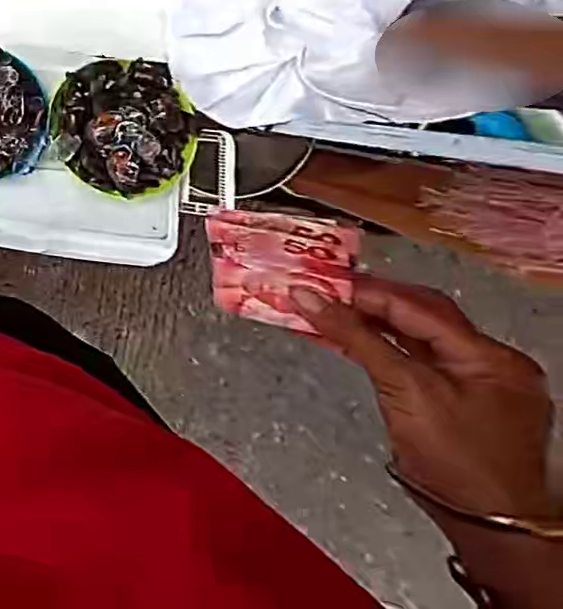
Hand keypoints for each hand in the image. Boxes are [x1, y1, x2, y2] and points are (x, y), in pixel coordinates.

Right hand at [294, 278, 555, 517]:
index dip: (359, 292)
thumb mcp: (402, 387)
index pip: (414, 306)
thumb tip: (307, 296)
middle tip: (312, 288)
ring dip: (358, 317)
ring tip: (314, 307)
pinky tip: (333, 333)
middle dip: (361, 298)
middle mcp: (485, 362)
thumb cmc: (458, 454)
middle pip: (414, 313)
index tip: (311, 282)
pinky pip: (401, 352)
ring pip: (405, 331)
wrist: (482, 514)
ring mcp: (467, 378)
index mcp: (490, 357)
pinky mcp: (444, 391)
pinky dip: (365, 339)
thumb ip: (354, 336)